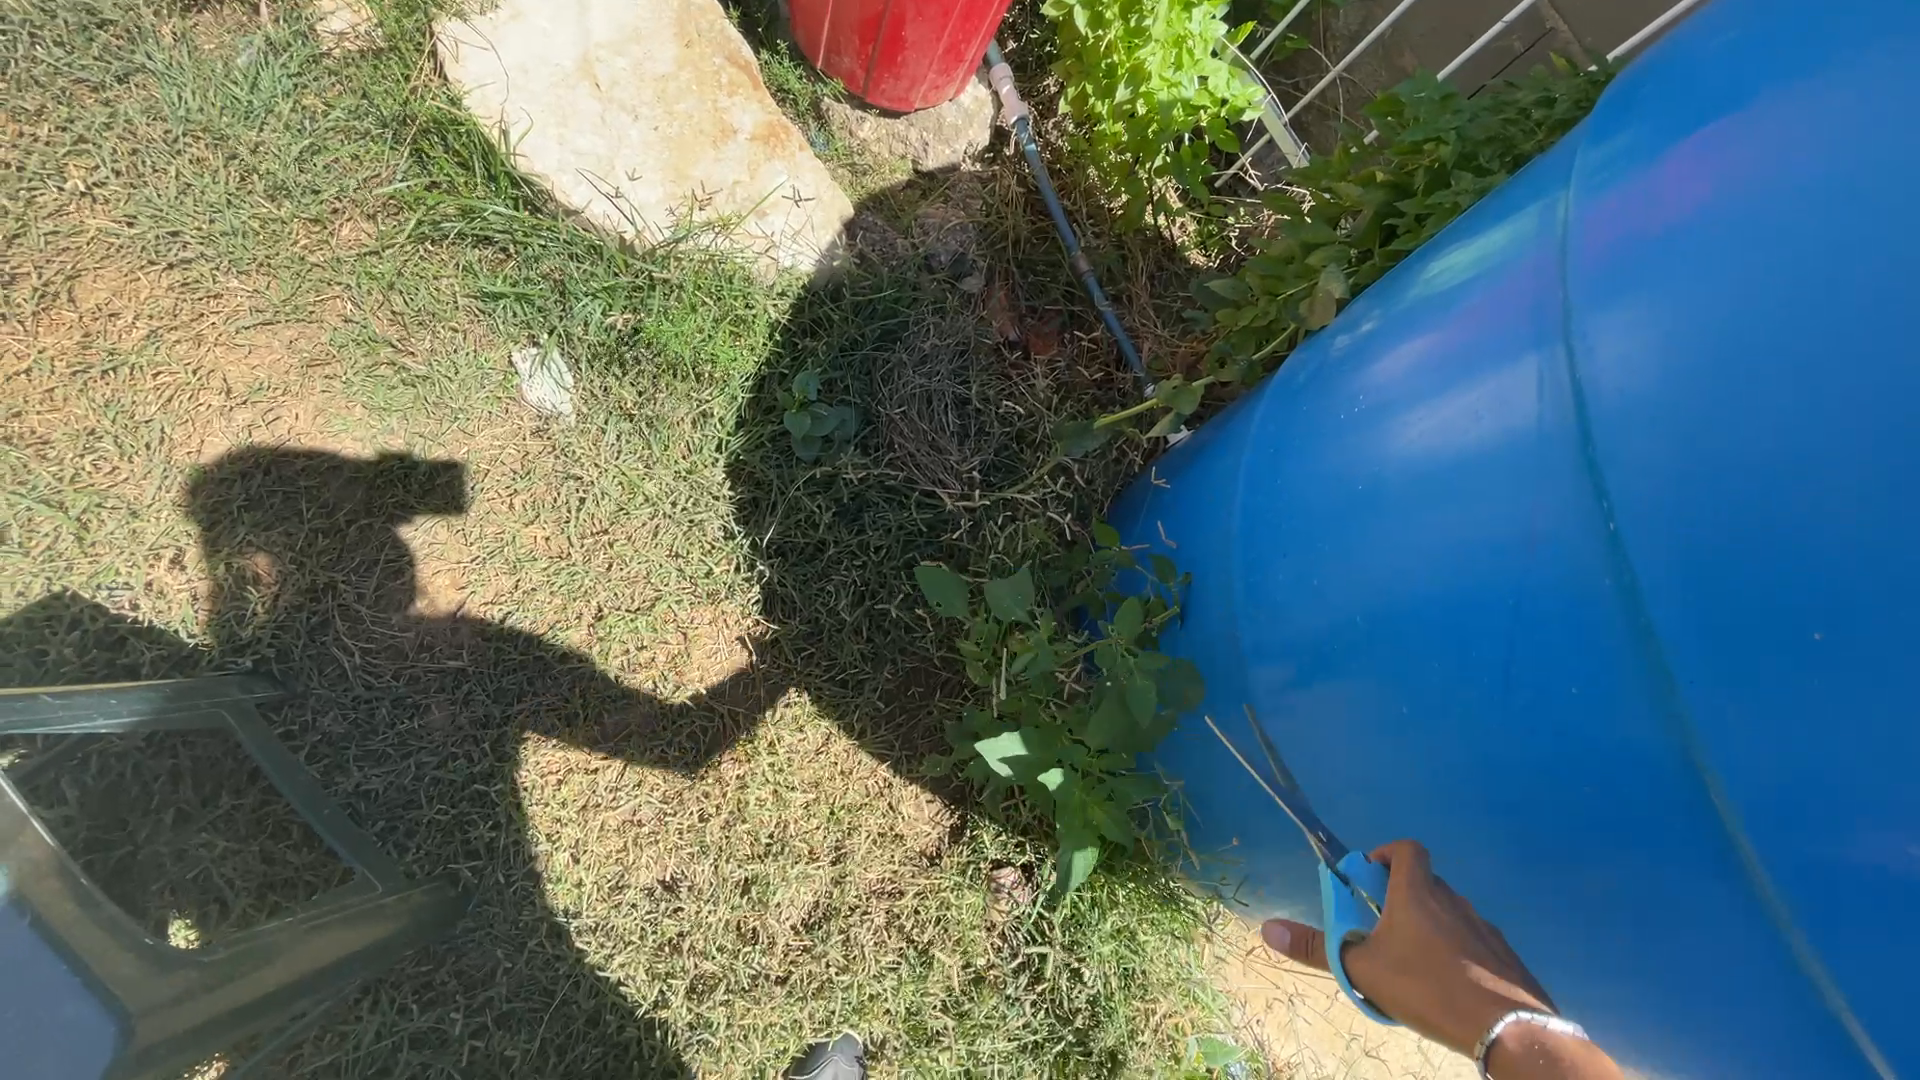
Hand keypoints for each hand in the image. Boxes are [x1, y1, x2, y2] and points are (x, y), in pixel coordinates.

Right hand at [1261, 839, 1617, 1079]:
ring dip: (1433, 925)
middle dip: (1404, 894)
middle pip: (1427, 881)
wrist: (1510, 1030)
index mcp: (1417, 893)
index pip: (1407, 849)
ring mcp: (1486, 929)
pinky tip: (1451, 985)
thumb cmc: (1427, 987)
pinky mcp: (1509, 958)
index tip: (1371, 874)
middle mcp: (1453, 901)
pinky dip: (1461, 952)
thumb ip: (1316, 949)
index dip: (1387, 853)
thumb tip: (1267, 928)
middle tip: (1383, 925)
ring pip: (1452, 914)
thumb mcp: (1363, 969)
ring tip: (1416, 960)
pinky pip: (1477, 943)